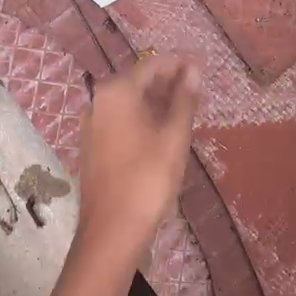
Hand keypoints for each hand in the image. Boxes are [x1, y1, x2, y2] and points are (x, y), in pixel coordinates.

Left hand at [76, 53, 200, 254]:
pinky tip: (164, 128)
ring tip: (187, 106)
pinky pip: (122, 118)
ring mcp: (93, 123)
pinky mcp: (93, 144)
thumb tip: (195, 69)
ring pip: (131, 101)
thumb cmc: (147, 180)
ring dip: (158, 100)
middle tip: (198, 86)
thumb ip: (184, 99)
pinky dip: (144, 116)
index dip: (180, 63)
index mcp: (117, 92)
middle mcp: (99, 100)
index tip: (202, 63)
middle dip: (169, 80)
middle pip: (139, 80)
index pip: (153, 64)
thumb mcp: (174, 137)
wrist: (111, 233)